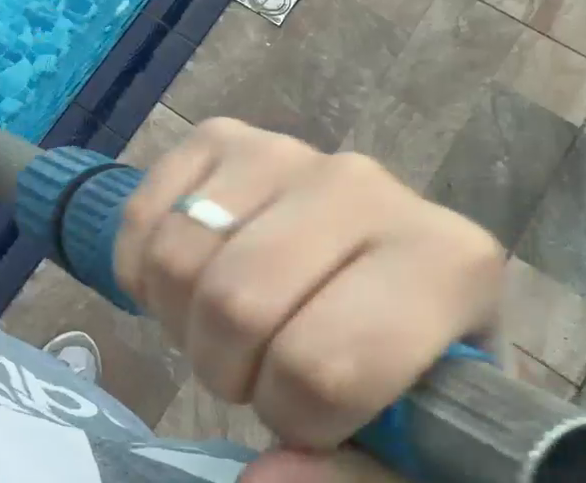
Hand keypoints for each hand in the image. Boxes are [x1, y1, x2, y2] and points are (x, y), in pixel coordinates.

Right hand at [113, 117, 502, 469]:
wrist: (381, 258)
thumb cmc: (410, 350)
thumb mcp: (421, 428)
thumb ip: (361, 472)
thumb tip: (263, 482)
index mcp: (446, 260)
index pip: (329, 360)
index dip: (292, 413)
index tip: (301, 424)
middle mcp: (361, 185)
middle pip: (236, 301)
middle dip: (221, 366)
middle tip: (242, 380)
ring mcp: (278, 151)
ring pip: (177, 256)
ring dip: (176, 319)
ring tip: (212, 333)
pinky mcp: (215, 136)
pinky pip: (139, 215)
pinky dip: (139, 271)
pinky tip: (178, 288)